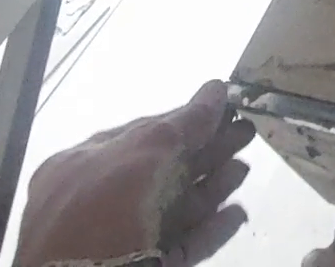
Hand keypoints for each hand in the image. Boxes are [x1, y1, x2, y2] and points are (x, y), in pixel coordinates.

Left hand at [14, 80, 256, 265]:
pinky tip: (237, 214)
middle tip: (247, 132)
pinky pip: (181, 245)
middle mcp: (101, 200)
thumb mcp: (147, 149)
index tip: (226, 108)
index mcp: (87, 164)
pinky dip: (211, 230)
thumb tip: (217, 88)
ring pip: (175, 207)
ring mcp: (119, 240)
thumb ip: (186, 121)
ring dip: (213, 187)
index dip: (189, 119)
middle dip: (208, 150)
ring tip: (245, 169)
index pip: (146, 133)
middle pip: (165, 170)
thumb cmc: (104, 209)